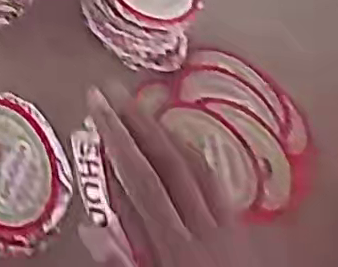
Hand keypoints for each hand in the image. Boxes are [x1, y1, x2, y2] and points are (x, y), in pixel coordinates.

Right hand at [87, 84, 253, 266]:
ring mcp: (232, 233)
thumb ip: (124, 264)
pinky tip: (182, 144)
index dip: (115, 135)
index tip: (95, 103)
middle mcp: (208, 233)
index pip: (141, 177)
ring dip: (165, 131)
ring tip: (140, 106)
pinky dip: (194, 155)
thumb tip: (92, 230)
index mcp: (181, 250)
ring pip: (197, 166)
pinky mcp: (245, 239)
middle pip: (169, 162)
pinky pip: (218, 185)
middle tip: (111, 89)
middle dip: (137, 120)